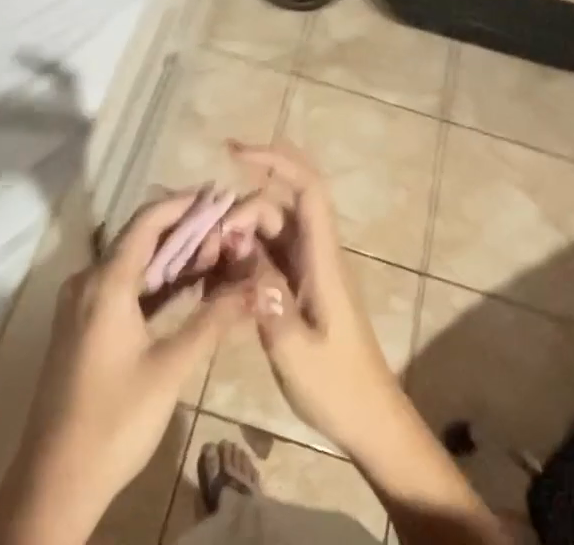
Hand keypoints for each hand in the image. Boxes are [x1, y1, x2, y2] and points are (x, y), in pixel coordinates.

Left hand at [0, 193, 263, 544]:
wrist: (57, 477)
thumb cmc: (115, 419)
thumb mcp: (170, 367)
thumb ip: (214, 319)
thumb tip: (259, 286)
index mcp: (104, 283)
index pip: (147, 222)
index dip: (185, 204)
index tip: (222, 196)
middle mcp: (87, 284)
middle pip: (139, 240)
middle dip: (185, 232)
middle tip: (230, 228)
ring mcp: (82, 307)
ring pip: (132, 266)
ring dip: (172, 259)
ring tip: (219, 253)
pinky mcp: (84, 329)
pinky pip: (124, 290)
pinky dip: (156, 285)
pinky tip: (188, 288)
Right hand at [232, 143, 410, 456]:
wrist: (369, 420)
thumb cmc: (339, 387)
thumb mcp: (297, 352)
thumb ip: (268, 301)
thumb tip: (240, 252)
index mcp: (323, 261)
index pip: (307, 189)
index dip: (276, 160)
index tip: (233, 152)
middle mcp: (315, 256)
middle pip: (277, 208)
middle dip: (240, 212)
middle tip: (207, 247)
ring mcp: (306, 272)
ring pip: (268, 232)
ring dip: (236, 237)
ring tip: (204, 263)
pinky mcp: (296, 290)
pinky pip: (264, 258)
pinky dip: (239, 259)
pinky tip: (215, 280)